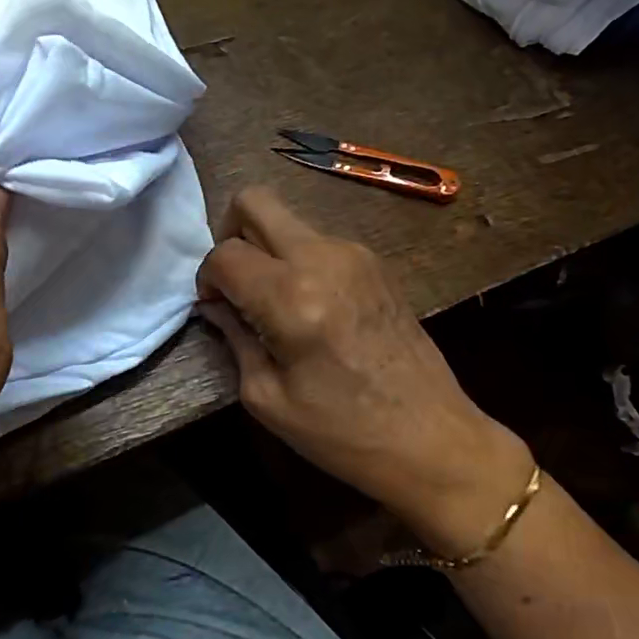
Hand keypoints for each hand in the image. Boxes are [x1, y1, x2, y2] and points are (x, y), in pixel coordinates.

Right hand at [196, 188, 531, 556]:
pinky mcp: (376, 262)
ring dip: (269, 249)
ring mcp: (355, 254)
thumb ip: (236, 338)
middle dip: (231, 233)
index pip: (226, 253)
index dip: (207, 277)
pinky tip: (312, 306)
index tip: (215, 306)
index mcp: (292, 296)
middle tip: (236, 280)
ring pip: (289, 221)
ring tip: (276, 303)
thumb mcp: (269, 398)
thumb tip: (218, 305)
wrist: (431, 436)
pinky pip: (320, 242)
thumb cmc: (344, 432)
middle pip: (255, 202)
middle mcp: (323, 258)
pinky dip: (301, 260)